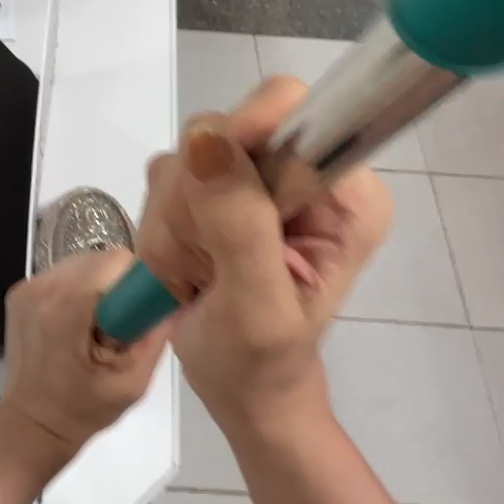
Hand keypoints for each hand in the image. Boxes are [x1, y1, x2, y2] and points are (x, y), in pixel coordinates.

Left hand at [0, 249, 170, 470]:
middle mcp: (41, 288)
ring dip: (97, 286)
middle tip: (120, 326)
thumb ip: (156, 335)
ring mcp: (26, 287)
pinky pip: (61, 275)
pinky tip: (76, 325)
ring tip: (97, 328)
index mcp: (66, 308)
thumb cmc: (82, 410)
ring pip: (80, 263)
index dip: (138, 281)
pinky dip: (76, 291)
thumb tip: (177, 298)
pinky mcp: (19, 291)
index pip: (116, 261)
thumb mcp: (132, 382)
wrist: (32, 423)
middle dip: (117, 285)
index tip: (143, 310)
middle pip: (98, 258)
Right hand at [136, 77, 392, 432]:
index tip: (210, 194)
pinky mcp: (217, 192)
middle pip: (223, 131)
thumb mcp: (255, 306)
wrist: (241, 390)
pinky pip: (166, 177)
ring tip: (194, 274)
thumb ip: (238, 225)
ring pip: (185, 156)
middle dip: (194, 198)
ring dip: (173, 219)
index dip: (243, 137)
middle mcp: (303, 174)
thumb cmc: (259, 364)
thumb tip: (205, 139)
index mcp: (343, 193)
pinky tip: (182, 264)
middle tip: (202, 263)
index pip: (291, 112)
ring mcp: (255, 181)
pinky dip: (161, 224)